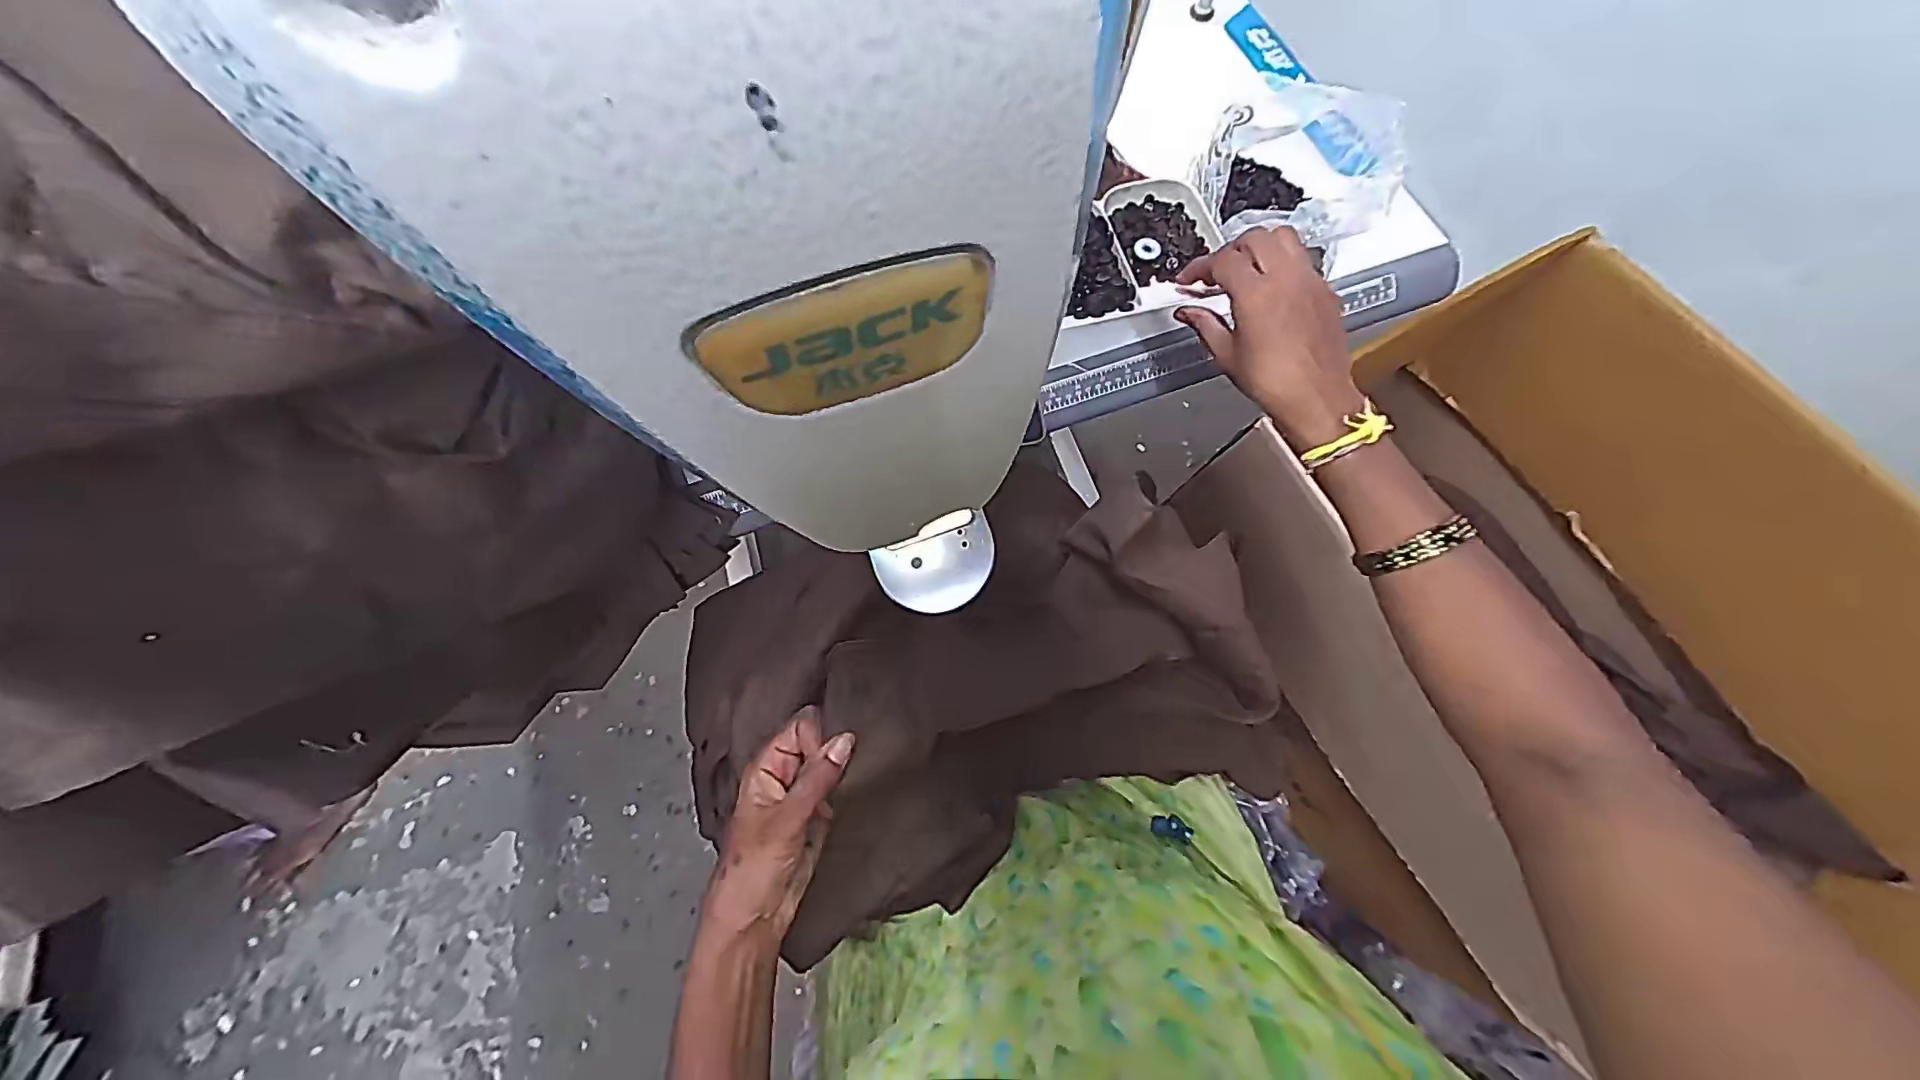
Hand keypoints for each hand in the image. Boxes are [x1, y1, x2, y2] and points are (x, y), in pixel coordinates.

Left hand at [701, 706, 854, 943]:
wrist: (754, 921)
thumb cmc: (751, 871)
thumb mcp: (787, 819)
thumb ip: (817, 778)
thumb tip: (845, 740)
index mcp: (766, 768)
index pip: (799, 728)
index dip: (820, 733)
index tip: (839, 751)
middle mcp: (784, 777)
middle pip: (816, 742)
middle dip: (836, 746)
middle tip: (859, 754)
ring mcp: (802, 797)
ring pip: (829, 766)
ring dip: (844, 768)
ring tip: (861, 771)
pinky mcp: (818, 816)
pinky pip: (837, 790)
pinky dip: (848, 789)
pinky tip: (858, 789)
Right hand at [1173, 226, 1365, 446]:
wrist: (1315, 396)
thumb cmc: (1276, 382)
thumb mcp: (1227, 354)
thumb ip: (1205, 325)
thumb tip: (1188, 312)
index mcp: (1256, 294)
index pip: (1222, 260)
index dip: (1200, 267)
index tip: (1189, 280)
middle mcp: (1286, 279)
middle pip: (1254, 237)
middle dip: (1229, 251)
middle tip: (1214, 272)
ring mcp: (1309, 281)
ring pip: (1283, 237)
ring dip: (1258, 246)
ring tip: (1244, 268)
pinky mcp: (1324, 290)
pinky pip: (1301, 259)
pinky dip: (1281, 262)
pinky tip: (1270, 285)